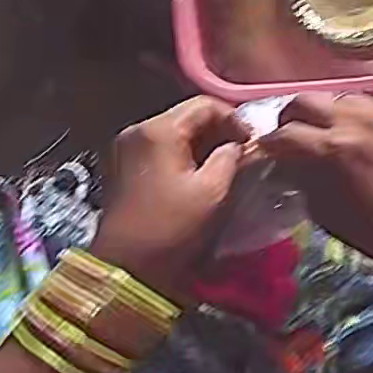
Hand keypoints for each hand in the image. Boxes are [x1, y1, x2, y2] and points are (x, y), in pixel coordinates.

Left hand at [91, 97, 248, 303]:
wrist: (124, 267)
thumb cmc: (170, 228)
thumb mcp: (211, 192)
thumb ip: (230, 158)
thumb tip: (237, 145)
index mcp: (158, 130)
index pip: (204, 105)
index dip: (234, 119)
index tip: (251, 142)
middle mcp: (137, 130)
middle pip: (186, 116)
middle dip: (217, 131)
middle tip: (241, 153)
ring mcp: (125, 147)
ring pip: (173, 132)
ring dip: (201, 143)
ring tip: (224, 164)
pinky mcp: (121, 165)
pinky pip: (158, 148)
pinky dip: (181, 154)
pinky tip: (197, 174)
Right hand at [255, 93, 372, 266]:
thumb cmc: (372, 228)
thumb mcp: (322, 208)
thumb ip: (301, 175)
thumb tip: (286, 161)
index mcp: (332, 149)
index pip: (284, 134)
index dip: (268, 143)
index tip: (263, 150)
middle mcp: (351, 122)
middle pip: (303, 101)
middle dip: (288, 118)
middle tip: (287, 135)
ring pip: (330, 96)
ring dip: (316, 112)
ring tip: (315, 129)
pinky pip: (356, 101)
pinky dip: (343, 112)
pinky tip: (343, 128)